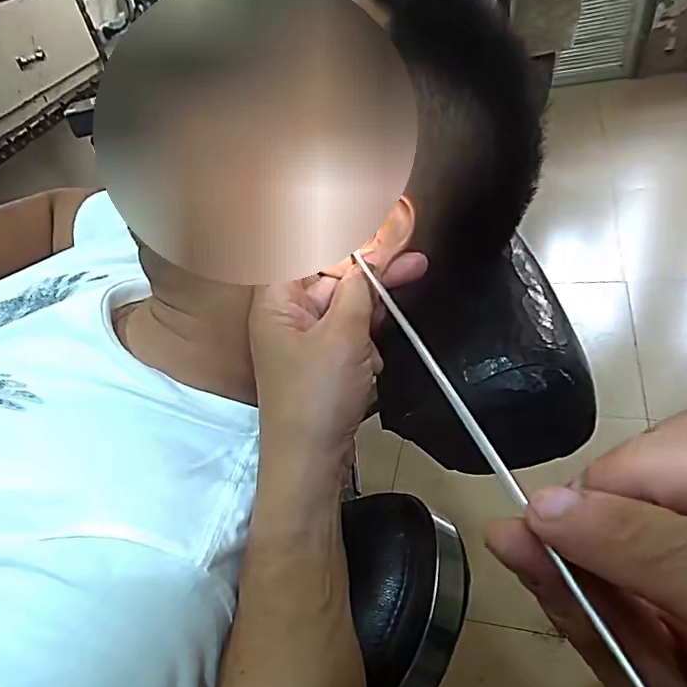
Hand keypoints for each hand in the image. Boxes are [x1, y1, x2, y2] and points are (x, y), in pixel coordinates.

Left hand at [249, 254, 422, 464]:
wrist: (310, 460)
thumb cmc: (314, 401)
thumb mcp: (344, 334)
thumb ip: (360, 285)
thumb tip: (372, 249)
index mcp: (277, 300)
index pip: (310, 250)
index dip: (346, 236)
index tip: (382, 226)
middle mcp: (286, 317)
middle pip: (332, 277)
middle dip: (372, 270)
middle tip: (409, 255)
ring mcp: (303, 341)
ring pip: (344, 307)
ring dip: (371, 310)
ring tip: (397, 305)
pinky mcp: (320, 363)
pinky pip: (347, 335)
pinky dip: (365, 340)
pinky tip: (374, 359)